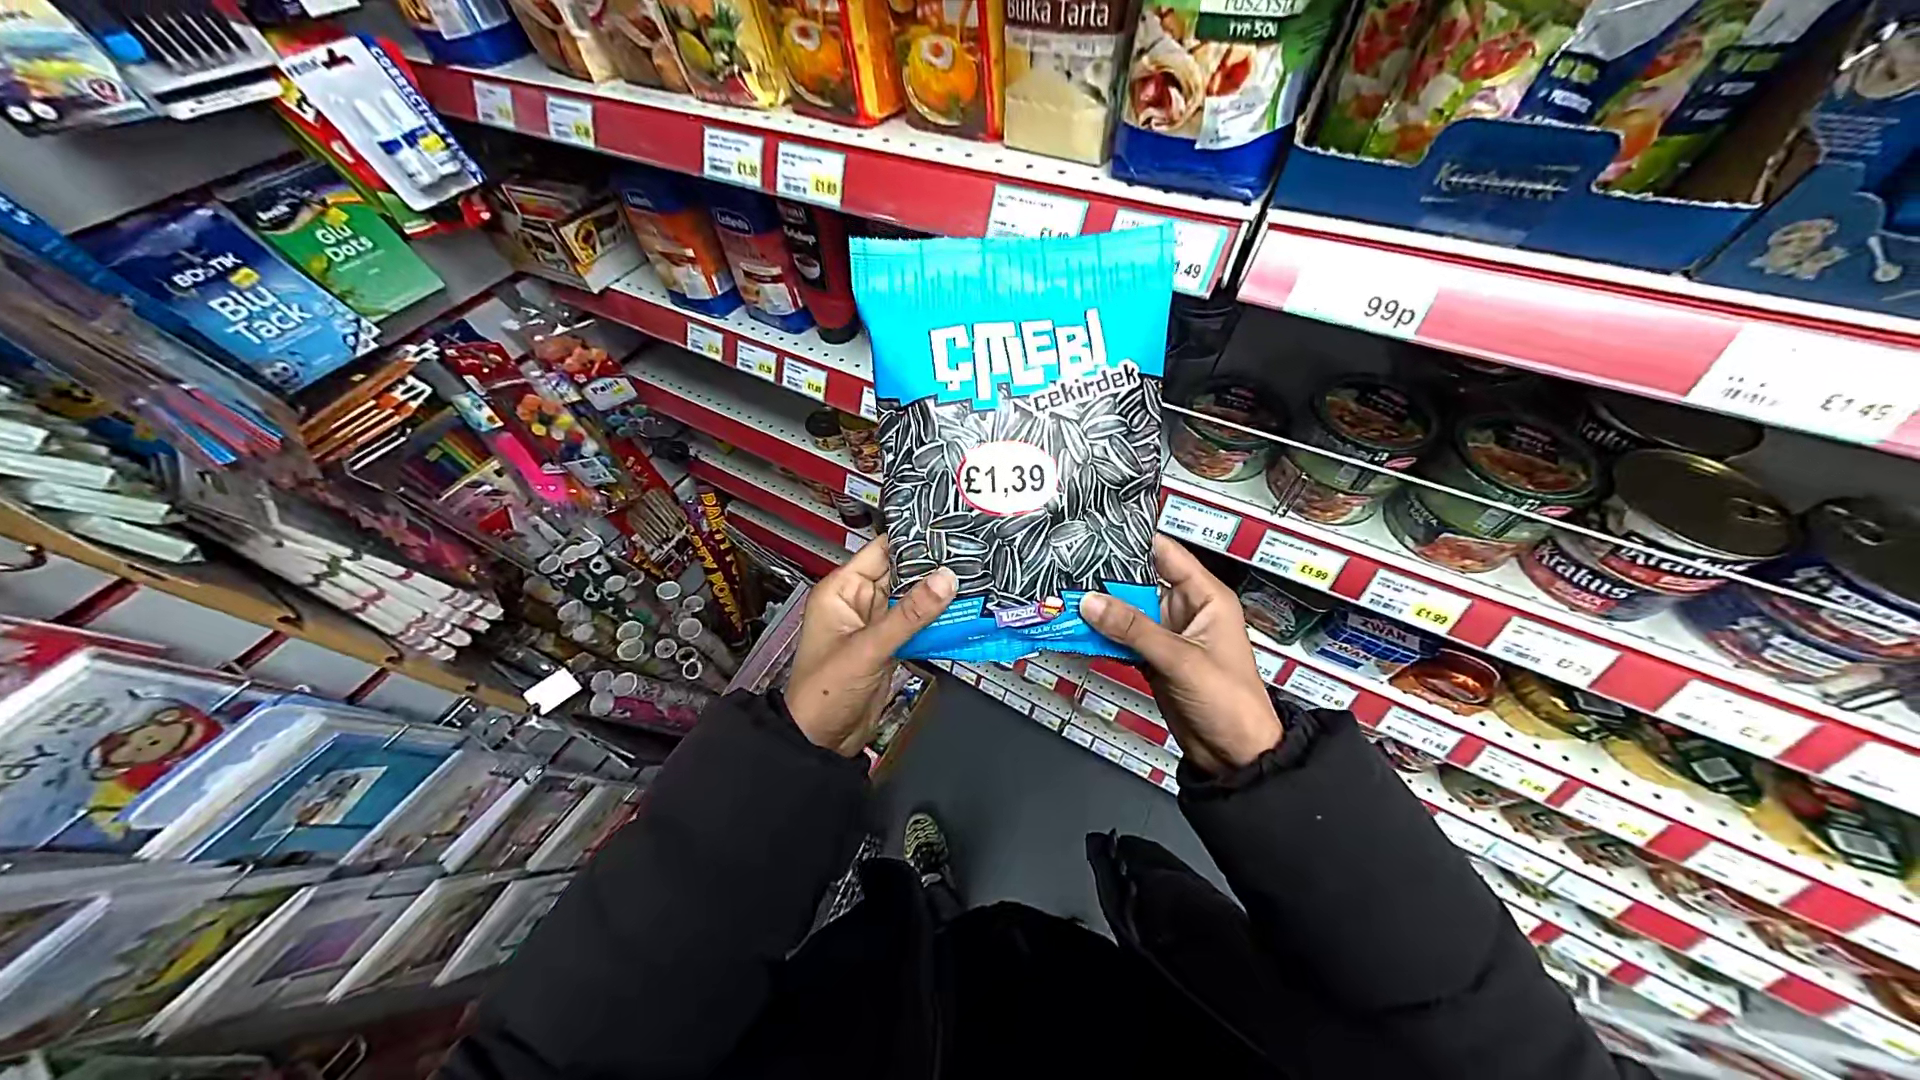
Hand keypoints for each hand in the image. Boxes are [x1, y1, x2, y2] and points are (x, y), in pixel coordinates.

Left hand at [786, 537, 955, 755]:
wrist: (821, 741)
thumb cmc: (821, 693)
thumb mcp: (868, 648)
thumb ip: (909, 614)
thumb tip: (943, 580)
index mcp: (842, 590)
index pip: (881, 551)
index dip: (912, 540)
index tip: (945, 531)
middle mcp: (859, 602)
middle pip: (903, 573)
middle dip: (933, 568)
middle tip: (969, 558)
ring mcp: (876, 624)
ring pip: (913, 599)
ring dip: (938, 595)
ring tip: (972, 582)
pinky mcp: (890, 645)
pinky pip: (917, 624)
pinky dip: (937, 621)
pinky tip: (960, 615)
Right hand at [1080, 535, 1283, 775]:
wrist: (1235, 757)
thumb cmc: (1232, 705)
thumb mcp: (1181, 660)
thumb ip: (1134, 629)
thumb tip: (1092, 602)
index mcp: (1206, 598)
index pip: (1167, 554)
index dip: (1134, 541)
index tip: (1098, 532)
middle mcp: (1184, 610)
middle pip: (1137, 582)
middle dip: (1105, 578)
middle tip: (1068, 569)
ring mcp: (1166, 635)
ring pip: (1125, 611)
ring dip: (1099, 609)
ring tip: (1064, 597)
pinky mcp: (1152, 658)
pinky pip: (1120, 638)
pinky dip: (1100, 636)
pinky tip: (1077, 630)